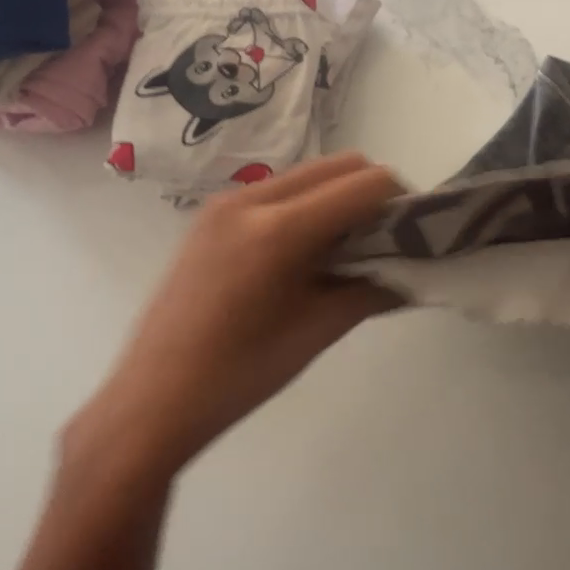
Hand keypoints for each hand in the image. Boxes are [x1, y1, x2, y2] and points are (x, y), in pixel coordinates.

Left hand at [67, 152, 404, 478]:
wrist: (151, 404)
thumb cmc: (241, 374)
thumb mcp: (321, 329)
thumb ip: (376, 287)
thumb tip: (419, 270)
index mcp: (280, 228)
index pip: (367, 183)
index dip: (402, 203)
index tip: (414, 236)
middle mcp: (252, 199)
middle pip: (341, 165)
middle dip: (373, 195)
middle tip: (384, 242)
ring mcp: (225, 204)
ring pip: (310, 175)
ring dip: (339, 199)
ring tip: (343, 253)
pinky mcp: (210, 217)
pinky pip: (279, 191)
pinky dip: (308, 208)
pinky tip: (304, 257)